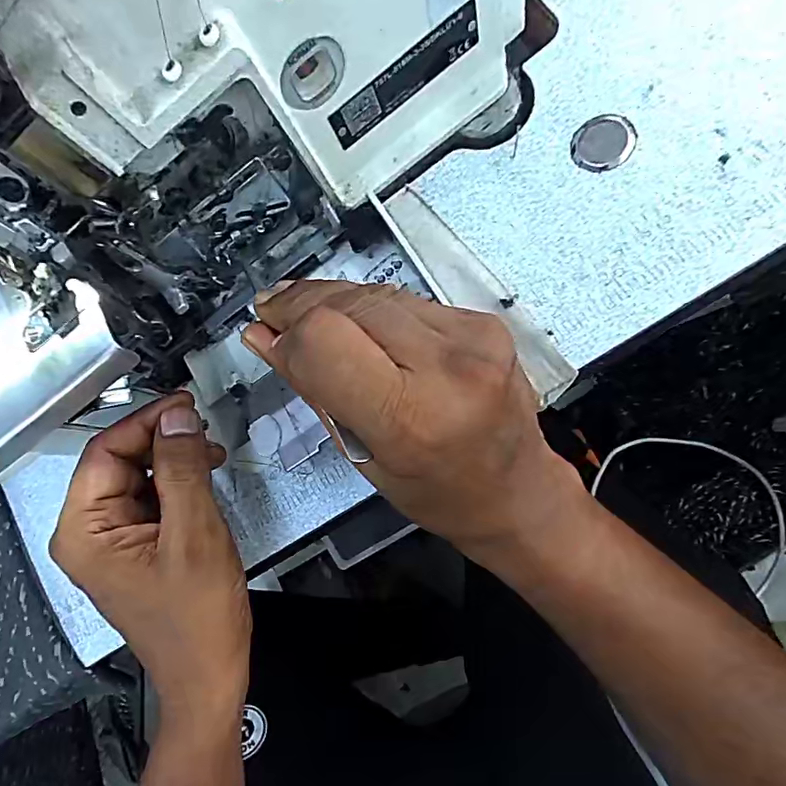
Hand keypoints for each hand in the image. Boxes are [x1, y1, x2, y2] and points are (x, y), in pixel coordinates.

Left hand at [51, 392, 250, 722]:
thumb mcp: (195, 535)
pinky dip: (178, 489)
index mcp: (83, 532)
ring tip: (211, 459)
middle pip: (119, 465)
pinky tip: (204, 485)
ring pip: (138, 483)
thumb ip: (184, 472)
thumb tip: (177, 420)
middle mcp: (87, 535)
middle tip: (205, 435)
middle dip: (162, 445)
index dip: (146, 423)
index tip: (185, 406)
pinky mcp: (134, 553)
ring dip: (174, 465)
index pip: (105, 453)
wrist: (208, 673)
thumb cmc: (197, 617)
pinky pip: (150, 505)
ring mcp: (110, 546)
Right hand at [241, 281, 590, 558]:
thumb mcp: (366, 460)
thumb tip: (267, 340)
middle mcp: (450, 370)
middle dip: (304, 307)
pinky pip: (410, 300)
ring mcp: (474, 341)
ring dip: (338, 303)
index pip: (325, 338)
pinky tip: (366, 330)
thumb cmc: (446, 493)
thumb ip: (316, 393)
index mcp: (413, 418)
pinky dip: (379, 310)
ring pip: (378, 292)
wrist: (518, 490)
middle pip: (349, 304)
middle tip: (278, 317)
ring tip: (316, 322)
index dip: (288, 332)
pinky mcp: (485, 324)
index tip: (270, 335)